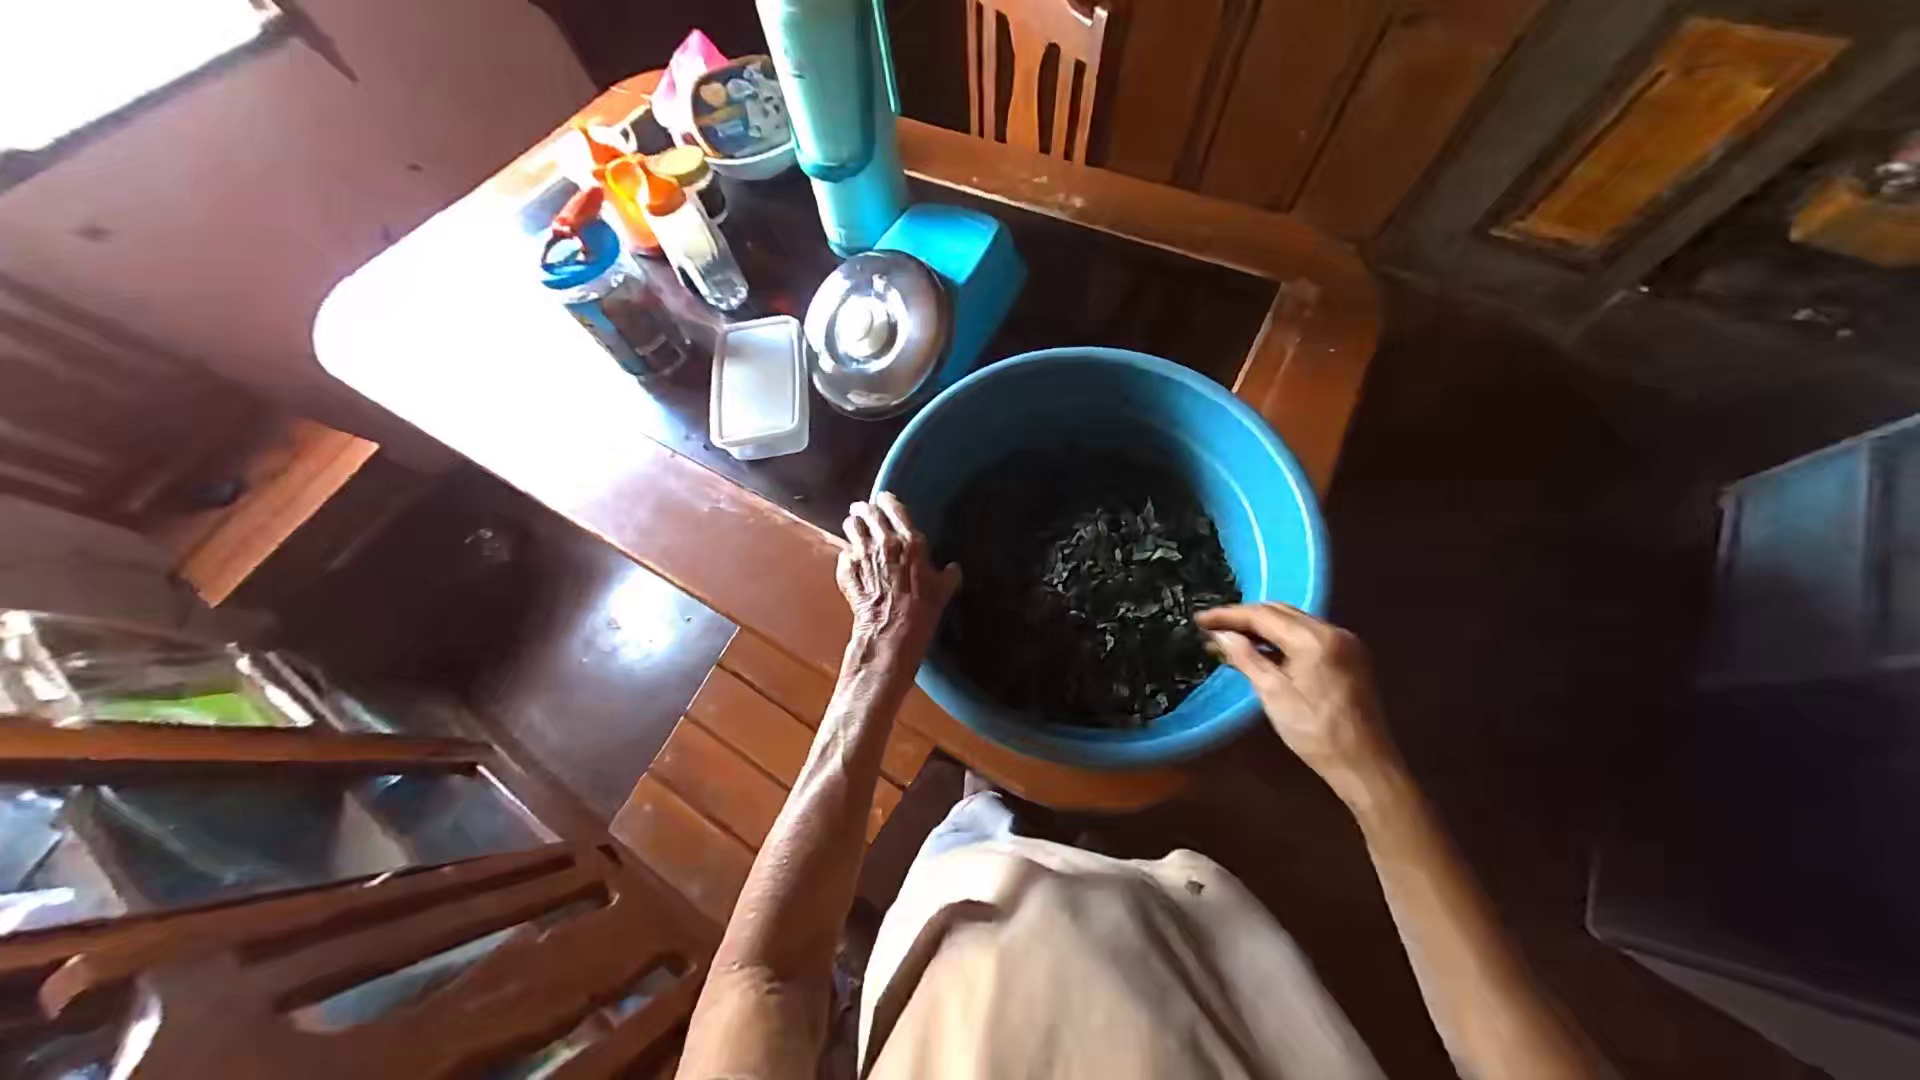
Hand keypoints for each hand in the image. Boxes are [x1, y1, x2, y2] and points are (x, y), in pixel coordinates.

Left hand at [837, 493, 960, 658]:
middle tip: (864, 510)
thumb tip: (952, 568)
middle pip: (867, 511)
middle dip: (865, 509)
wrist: (892, 632)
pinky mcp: (845, 569)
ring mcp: (861, 554)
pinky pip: (844, 552)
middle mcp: (883, 541)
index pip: (893, 507)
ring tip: (855, 529)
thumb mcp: (944, 590)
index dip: (886, 500)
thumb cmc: (923, 610)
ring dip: (853, 525)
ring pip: (850, 526)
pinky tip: (852, 561)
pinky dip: (848, 554)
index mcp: (909, 541)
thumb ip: (948, 574)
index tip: (884, 499)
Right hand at [1196, 603, 1401, 805]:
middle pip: (1279, 611)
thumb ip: (1246, 657)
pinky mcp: (1348, 656)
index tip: (1200, 619)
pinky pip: (1306, 635)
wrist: (1365, 766)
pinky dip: (1280, 638)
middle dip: (1244, 617)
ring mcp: (1344, 643)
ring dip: (1261, 627)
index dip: (1227, 615)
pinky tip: (1260, 650)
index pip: (1262, 615)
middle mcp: (1333, 632)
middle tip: (1212, 628)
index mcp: (1314, 640)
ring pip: (1293, 621)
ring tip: (1230, 639)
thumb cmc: (1315, 733)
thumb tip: (1220, 635)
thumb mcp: (1273, 694)